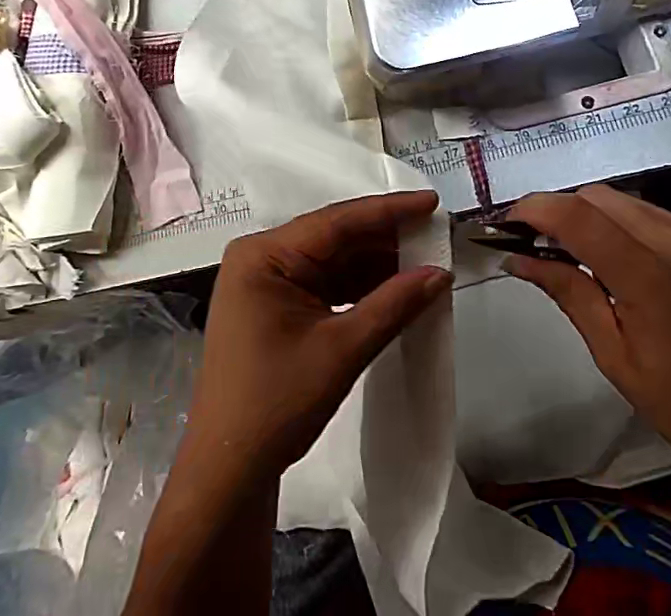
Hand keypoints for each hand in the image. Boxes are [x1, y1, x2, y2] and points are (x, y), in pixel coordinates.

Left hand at [186, 190, 450, 478]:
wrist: (229, 468)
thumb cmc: (277, 403)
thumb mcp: (342, 349)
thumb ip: (393, 304)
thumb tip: (440, 272)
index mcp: (264, 256)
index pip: (336, 221)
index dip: (389, 211)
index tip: (433, 203)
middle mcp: (261, 259)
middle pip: (334, 238)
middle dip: (386, 239)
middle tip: (436, 233)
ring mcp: (266, 283)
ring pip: (332, 261)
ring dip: (376, 264)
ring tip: (426, 259)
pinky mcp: (275, 306)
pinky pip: (324, 283)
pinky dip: (360, 286)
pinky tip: (396, 287)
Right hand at [504, 185, 670, 496]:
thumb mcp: (619, 360)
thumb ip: (570, 294)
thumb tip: (518, 259)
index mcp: (662, 284)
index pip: (582, 218)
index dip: (535, 210)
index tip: (504, 224)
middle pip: (602, 197)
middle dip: (558, 209)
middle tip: (530, 241)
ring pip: (628, 201)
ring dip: (588, 215)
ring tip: (564, 248)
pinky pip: (654, 216)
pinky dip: (619, 225)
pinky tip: (608, 254)